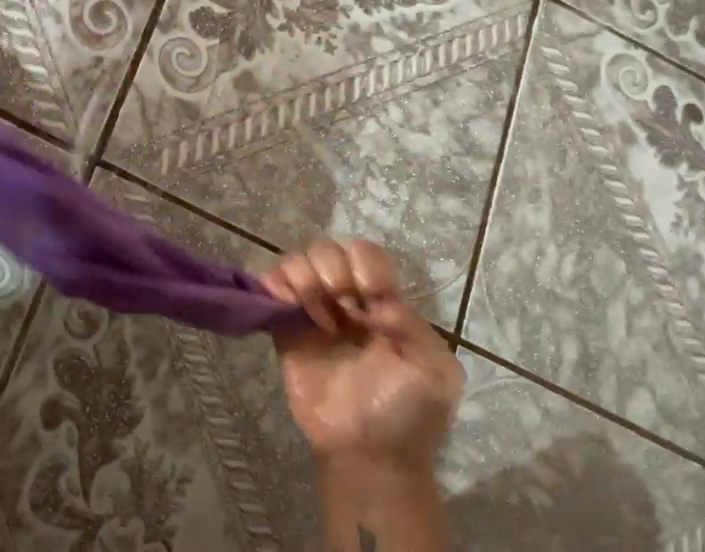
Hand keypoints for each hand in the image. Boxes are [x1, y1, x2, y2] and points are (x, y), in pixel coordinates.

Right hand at [260, 239, 462, 470]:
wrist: (368, 455)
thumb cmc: (408, 415)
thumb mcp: (434, 373)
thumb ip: (414, 328)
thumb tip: (377, 301)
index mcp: (384, 304)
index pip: (367, 255)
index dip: (365, 266)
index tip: (370, 297)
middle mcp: (346, 301)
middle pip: (328, 250)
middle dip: (331, 269)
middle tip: (340, 305)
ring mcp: (312, 314)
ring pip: (297, 262)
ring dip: (304, 277)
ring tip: (318, 318)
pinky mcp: (284, 330)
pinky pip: (269, 288)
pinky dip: (272, 284)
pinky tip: (285, 305)